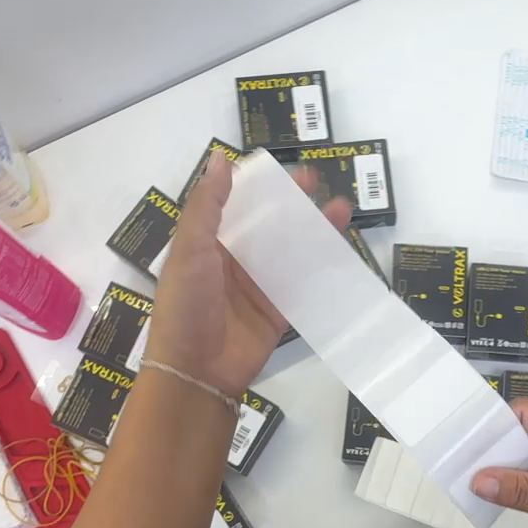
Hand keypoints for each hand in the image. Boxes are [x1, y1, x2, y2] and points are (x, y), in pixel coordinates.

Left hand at [146, 151, 352, 396]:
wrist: (197, 369)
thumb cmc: (186, 305)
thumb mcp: (189, 249)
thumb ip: (207, 206)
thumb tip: (222, 159)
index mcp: (209, 242)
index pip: (238, 205)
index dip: (261, 186)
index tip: (285, 170)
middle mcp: (235, 261)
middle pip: (270, 225)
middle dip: (294, 205)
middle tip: (318, 184)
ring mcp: (259, 287)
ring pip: (291, 252)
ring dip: (314, 232)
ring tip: (341, 212)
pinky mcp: (278, 312)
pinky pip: (302, 286)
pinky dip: (321, 270)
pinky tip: (340, 252)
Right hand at [471, 399, 527, 527]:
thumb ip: (522, 491)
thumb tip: (477, 480)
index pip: (523, 413)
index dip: (492, 428)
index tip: (462, 448)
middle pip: (523, 430)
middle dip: (495, 450)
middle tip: (460, 470)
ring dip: (508, 467)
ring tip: (473, 482)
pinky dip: (522, 479)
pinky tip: (501, 493)